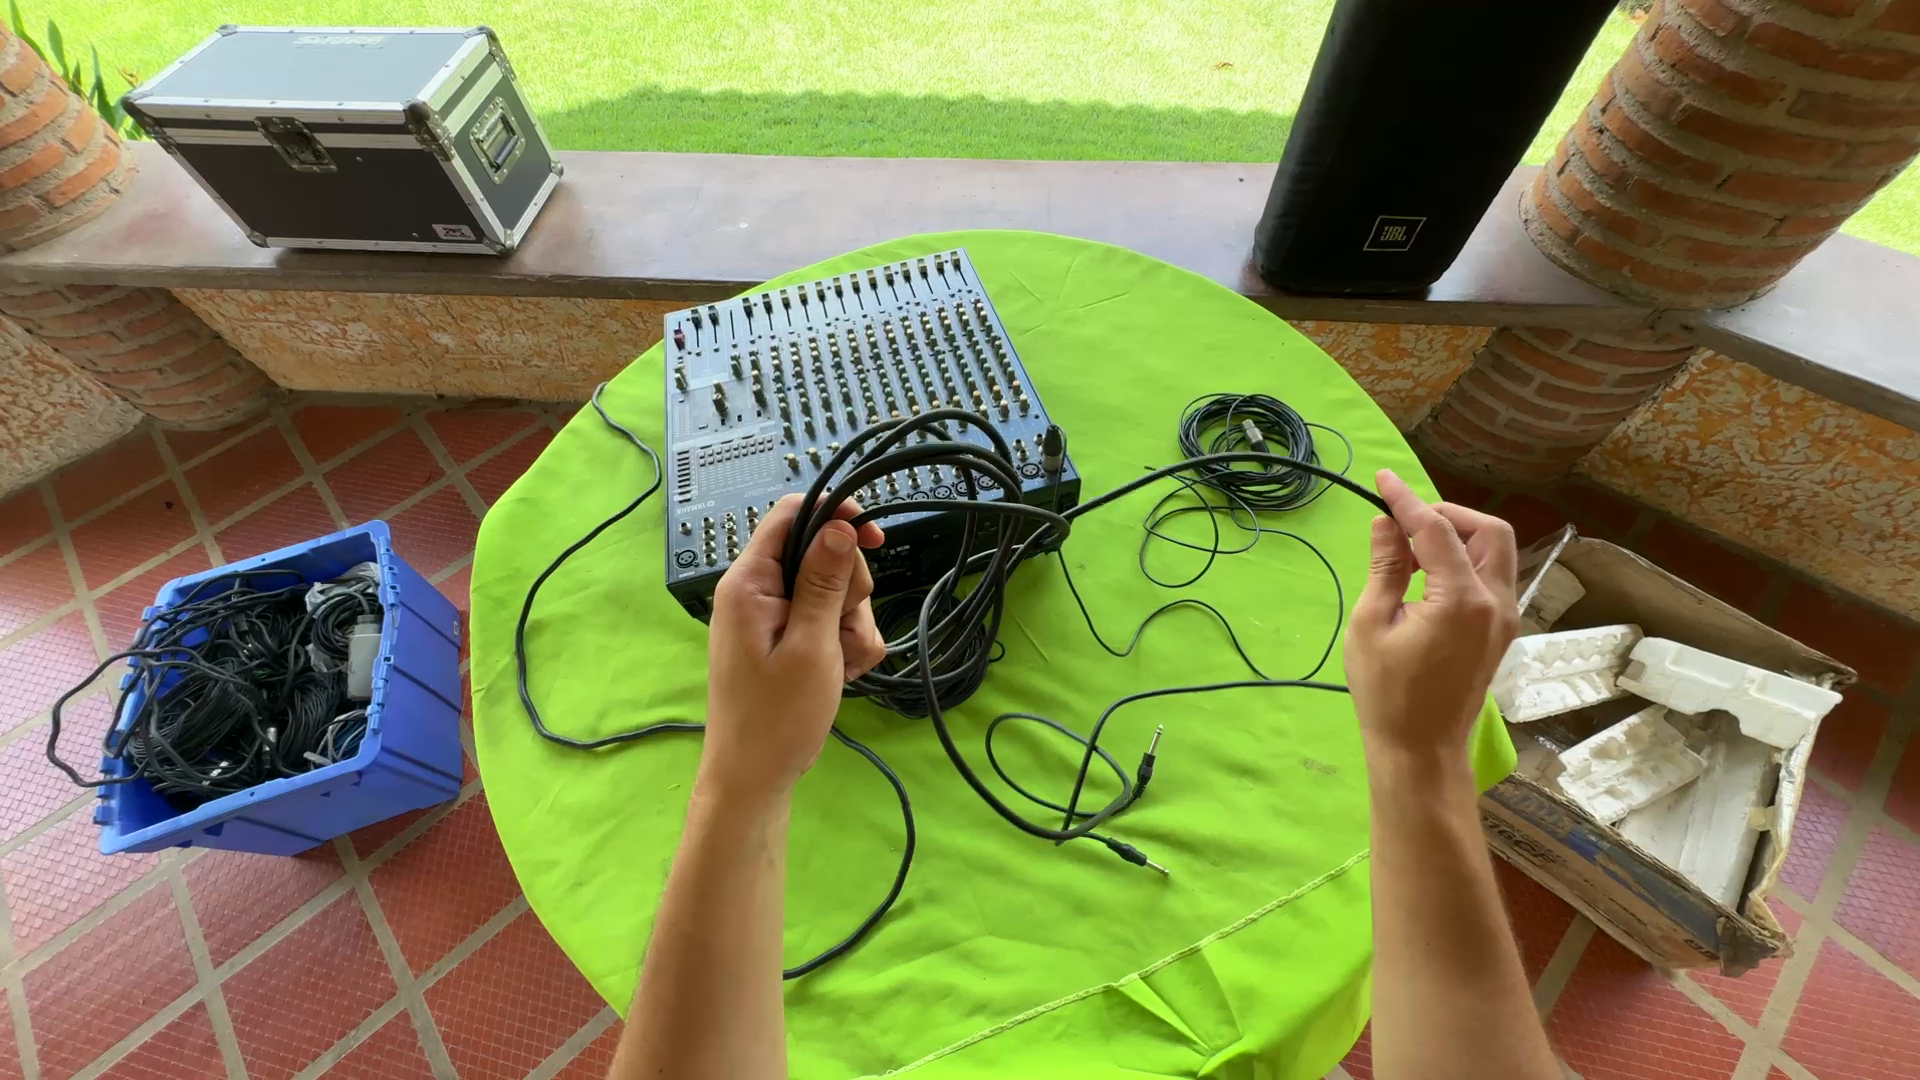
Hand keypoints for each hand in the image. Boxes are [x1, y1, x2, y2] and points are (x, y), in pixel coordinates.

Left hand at [702, 495, 887, 799]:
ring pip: (837, 591)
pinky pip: (834, 620)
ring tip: (840, 665)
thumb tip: (839, 524)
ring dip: (852, 624)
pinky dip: (846, 643)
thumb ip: (824, 582)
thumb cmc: (777, 716)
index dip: (833, 514)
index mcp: (751, 582)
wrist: (757, 776)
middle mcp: (761, 590)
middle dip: (849, 591)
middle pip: (824, 554)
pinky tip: (842, 673)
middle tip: (841, 631)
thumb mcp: (810, 645)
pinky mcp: (793, 636)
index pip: (791, 515)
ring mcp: (778, 615)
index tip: (873, 536)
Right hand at [1344, 469, 1518, 759]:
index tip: (1381, 478)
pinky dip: (1462, 560)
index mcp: (1463, 600)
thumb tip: (1385, 524)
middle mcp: (1497, 602)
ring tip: (1411, 546)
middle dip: (1446, 513)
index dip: (1406, 500)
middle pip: (1487, 531)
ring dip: (1457, 535)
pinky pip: (1490, 576)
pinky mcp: (1501, 630)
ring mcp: (1505, 617)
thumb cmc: (1386, 690)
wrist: (1420, 747)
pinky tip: (1427, 573)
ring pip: (1496, 552)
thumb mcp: (1371, 623)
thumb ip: (1385, 568)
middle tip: (1403, 520)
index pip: (1436, 530)